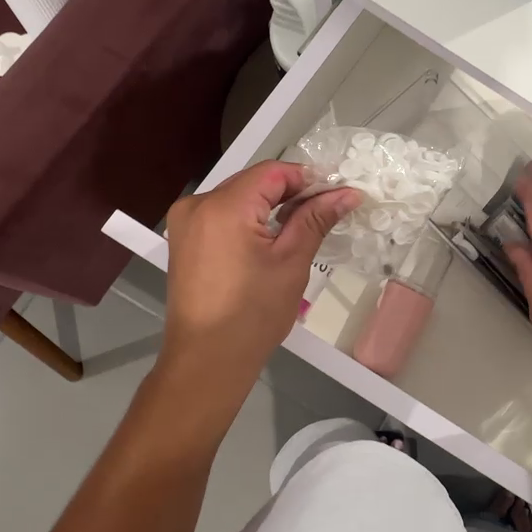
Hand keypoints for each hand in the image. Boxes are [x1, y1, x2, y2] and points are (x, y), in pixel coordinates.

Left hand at [163, 162, 359, 377]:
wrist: (207, 359)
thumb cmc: (253, 313)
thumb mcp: (292, 261)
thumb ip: (316, 219)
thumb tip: (348, 194)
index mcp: (224, 206)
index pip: (273, 172)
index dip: (308, 179)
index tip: (337, 194)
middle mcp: (198, 205)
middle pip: (254, 182)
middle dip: (291, 191)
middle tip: (326, 210)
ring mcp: (186, 222)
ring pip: (238, 197)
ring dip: (271, 205)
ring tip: (303, 225)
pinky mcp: (184, 240)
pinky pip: (223, 215)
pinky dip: (249, 219)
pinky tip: (272, 238)